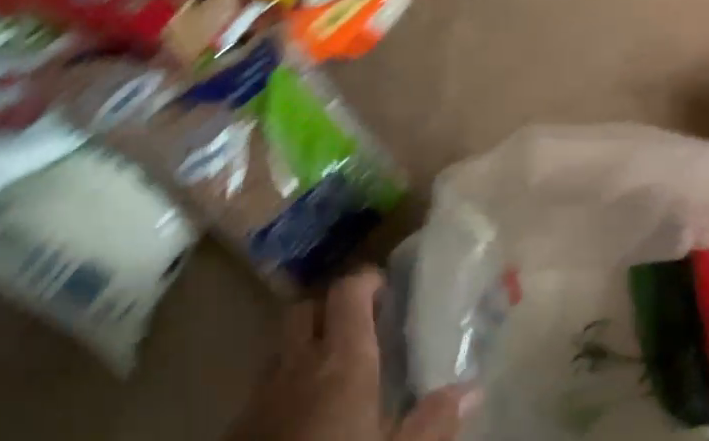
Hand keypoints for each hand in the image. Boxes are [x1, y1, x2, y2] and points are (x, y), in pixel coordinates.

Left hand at [228, 269, 473, 440]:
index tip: (388, 293)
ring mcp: (260, 396)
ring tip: (331, 372)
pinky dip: (284, 387)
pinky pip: (263, 388)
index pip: (348, 291)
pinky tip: (302, 415)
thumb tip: (472, 389)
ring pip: (281, 347)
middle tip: (360, 326)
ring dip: (304, 347)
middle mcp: (298, 365)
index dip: (367, 282)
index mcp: (343, 361)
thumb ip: (433, 422)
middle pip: (305, 308)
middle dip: (330, 307)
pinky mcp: (237, 427)